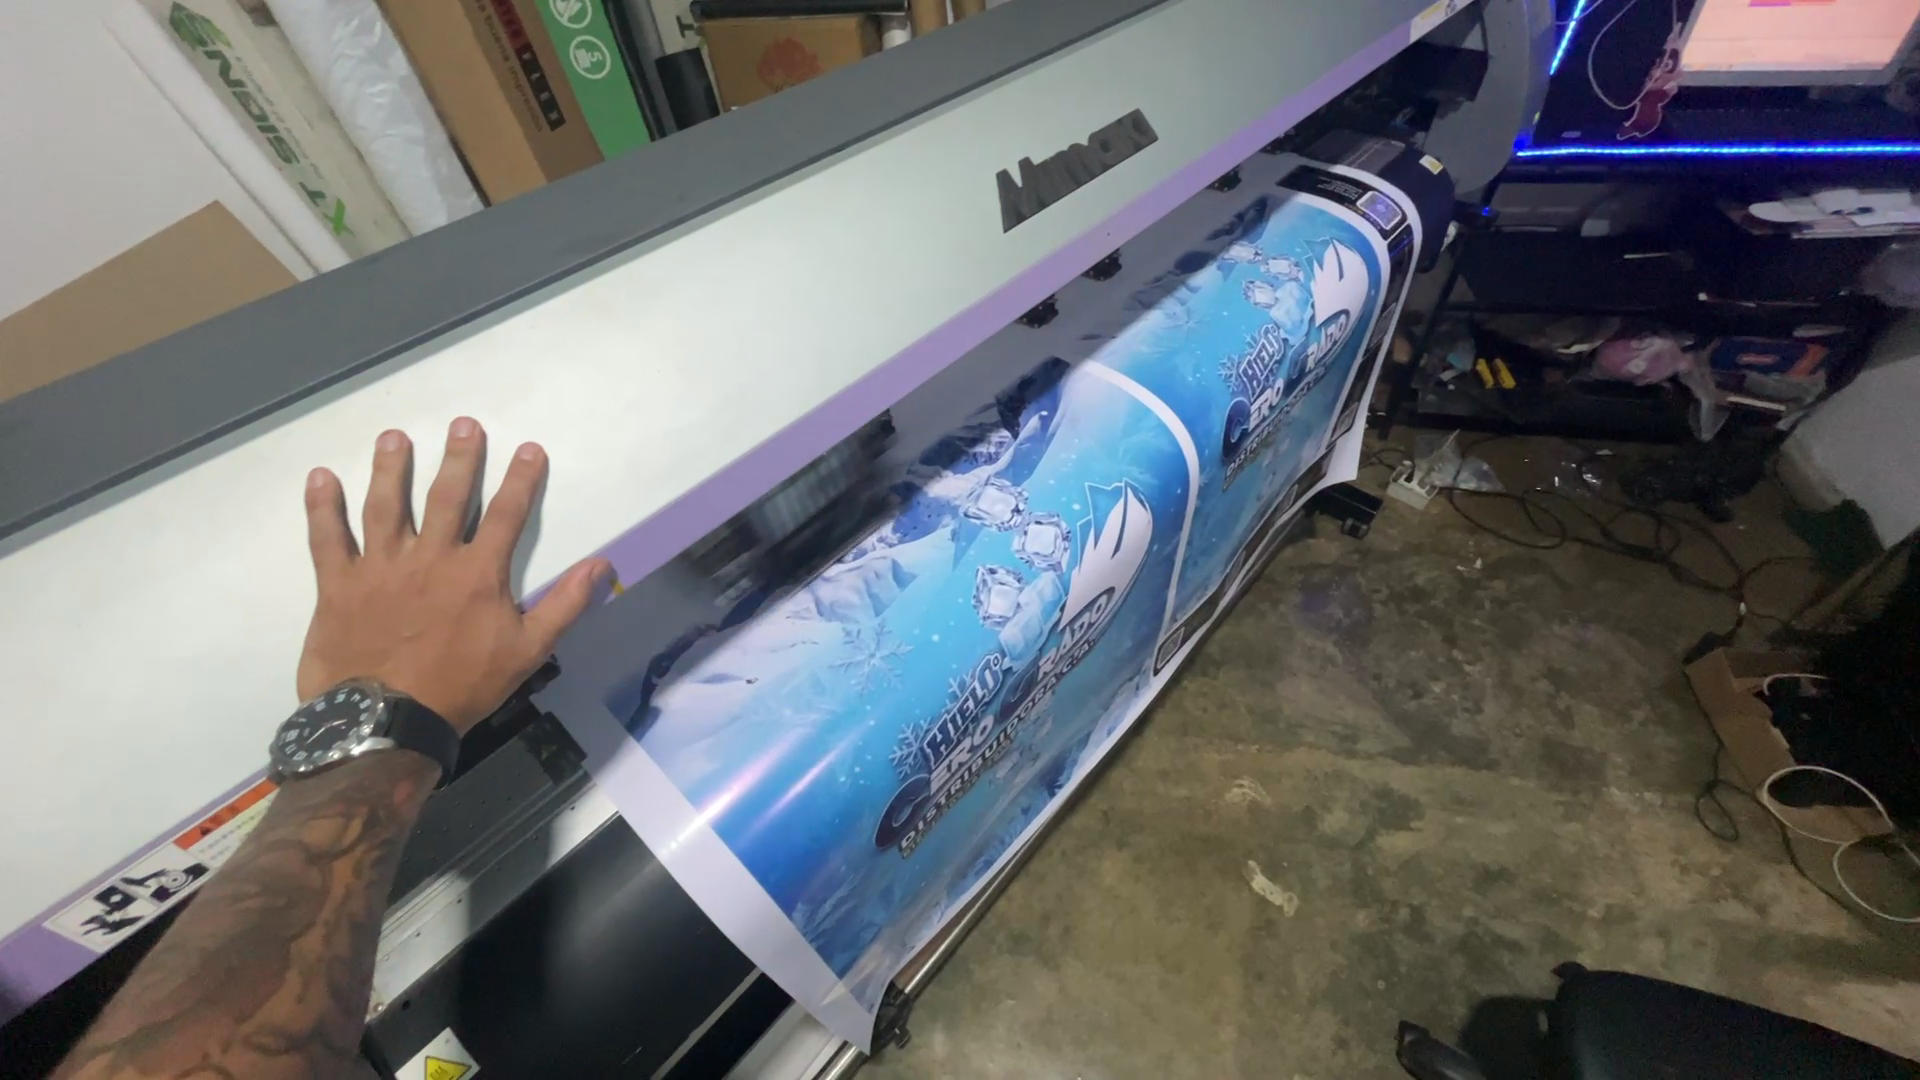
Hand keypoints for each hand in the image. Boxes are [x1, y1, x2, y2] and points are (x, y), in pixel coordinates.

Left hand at [298, 418, 611, 732]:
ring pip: (387, 506)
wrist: (385, 719)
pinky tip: (322, 477)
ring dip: (393, 468)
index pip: (508, 515)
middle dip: (460, 459)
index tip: (529, 448)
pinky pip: (328, 538)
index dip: (522, 480)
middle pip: (448, 497)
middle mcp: (431, 557)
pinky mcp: (339, 584)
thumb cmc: (464, 683)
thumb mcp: (530, 649)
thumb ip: (566, 604)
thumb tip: (603, 565)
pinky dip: (322, 507)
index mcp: (479, 572)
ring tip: (396, 437)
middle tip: (464, 423)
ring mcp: (381, 567)